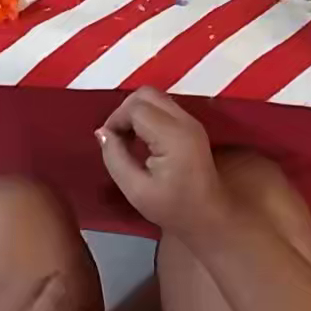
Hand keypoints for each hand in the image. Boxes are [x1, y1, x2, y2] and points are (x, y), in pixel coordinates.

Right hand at [95, 87, 228, 237]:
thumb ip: (115, 157)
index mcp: (173, 137)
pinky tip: (141, 139)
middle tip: (116, 137)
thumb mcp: (135, 189)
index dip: (116, 120)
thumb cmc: (172, 208)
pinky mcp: (192, 125)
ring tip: (127, 138)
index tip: (108, 142)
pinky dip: (146, 115)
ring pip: (155, 97)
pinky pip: (163, 107)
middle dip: (125, 111)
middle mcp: (185, 121)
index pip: (136, 109)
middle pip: (146, 94)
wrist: (208, 216)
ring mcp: (191, 121)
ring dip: (135, 111)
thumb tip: (102, 132)